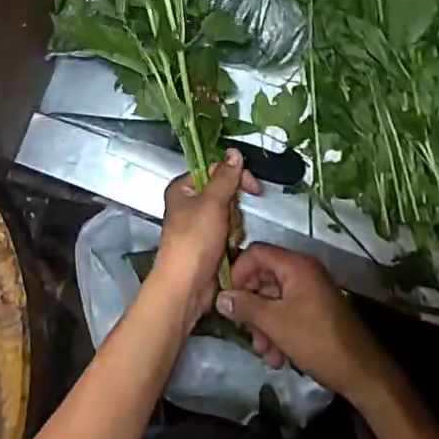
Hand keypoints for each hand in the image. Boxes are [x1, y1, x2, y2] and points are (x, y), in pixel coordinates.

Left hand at [154, 149, 260, 329]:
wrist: (187, 286)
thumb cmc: (194, 240)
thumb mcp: (211, 203)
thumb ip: (225, 177)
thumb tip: (234, 152)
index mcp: (183, 187)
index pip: (216, 170)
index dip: (236, 178)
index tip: (254, 188)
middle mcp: (190, 203)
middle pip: (226, 194)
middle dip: (233, 211)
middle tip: (225, 223)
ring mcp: (201, 224)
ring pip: (232, 215)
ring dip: (233, 228)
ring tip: (223, 241)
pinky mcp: (210, 243)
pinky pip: (230, 233)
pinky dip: (232, 242)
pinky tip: (227, 252)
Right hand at [215, 242, 396, 401]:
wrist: (364, 375)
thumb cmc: (318, 341)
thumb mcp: (276, 324)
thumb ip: (246, 307)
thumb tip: (220, 297)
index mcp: (296, 266)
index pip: (257, 253)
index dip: (239, 272)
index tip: (230, 298)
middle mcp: (304, 272)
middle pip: (264, 278)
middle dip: (252, 307)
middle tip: (246, 332)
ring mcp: (312, 291)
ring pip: (275, 299)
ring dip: (264, 324)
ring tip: (265, 353)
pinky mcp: (317, 310)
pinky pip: (288, 311)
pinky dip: (279, 330)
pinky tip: (278, 357)